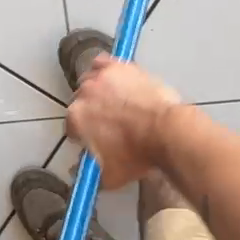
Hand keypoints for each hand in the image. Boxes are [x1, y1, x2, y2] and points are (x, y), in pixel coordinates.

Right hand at [66, 55, 181, 189]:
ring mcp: (101, 78)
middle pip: (81, 101)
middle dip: (92, 112)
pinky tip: (115, 79)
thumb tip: (81, 173)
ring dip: (98, 90)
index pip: (72, 126)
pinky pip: (103, 63)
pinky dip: (105, 70)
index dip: (84, 134)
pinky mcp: (119, 66)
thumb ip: (90, 174)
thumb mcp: (110, 176)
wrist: (167, 132)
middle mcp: (83, 94)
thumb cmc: (138, 154)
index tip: (96, 140)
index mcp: (76, 119)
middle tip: (111, 123)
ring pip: (91, 81)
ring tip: (116, 101)